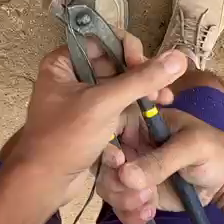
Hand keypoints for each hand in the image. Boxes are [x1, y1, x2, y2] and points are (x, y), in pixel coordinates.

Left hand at [5, 37, 189, 189]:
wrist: (44, 183)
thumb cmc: (65, 139)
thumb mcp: (105, 104)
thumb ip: (141, 79)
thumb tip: (178, 57)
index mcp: (63, 63)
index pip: (102, 40)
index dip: (127, 48)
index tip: (145, 66)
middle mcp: (70, 76)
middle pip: (114, 63)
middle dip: (140, 76)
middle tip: (161, 90)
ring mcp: (80, 100)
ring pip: (118, 88)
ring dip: (140, 95)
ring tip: (163, 103)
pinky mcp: (89, 121)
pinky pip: (115, 108)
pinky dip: (131, 113)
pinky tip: (148, 120)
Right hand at [97, 107, 223, 223]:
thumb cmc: (213, 150)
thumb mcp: (191, 147)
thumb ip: (161, 161)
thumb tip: (126, 176)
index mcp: (139, 122)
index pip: (108, 127)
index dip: (106, 145)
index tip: (119, 161)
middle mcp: (129, 145)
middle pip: (102, 162)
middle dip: (114, 181)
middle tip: (139, 191)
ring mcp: (131, 171)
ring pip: (107, 186)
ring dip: (123, 199)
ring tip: (149, 203)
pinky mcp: (137, 194)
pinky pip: (120, 206)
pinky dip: (130, 214)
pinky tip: (149, 215)